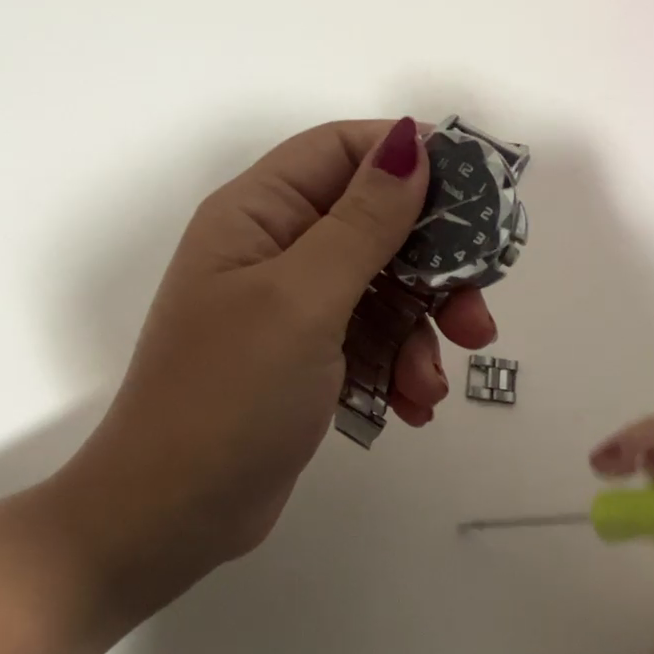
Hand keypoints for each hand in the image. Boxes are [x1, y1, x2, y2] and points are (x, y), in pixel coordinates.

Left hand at [48, 119, 495, 617]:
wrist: (173, 511)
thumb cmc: (230, 396)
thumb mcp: (302, 300)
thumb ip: (363, 222)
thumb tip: (410, 142)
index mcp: (256, 215)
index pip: (342, 153)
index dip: (411, 162)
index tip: (480, 200)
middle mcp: (272, 255)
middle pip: (374, 229)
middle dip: (433, 273)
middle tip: (475, 322)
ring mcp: (286, 316)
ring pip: (379, 296)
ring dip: (418, 338)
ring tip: (430, 389)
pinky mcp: (301, 368)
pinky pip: (366, 349)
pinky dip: (395, 373)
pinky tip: (412, 411)